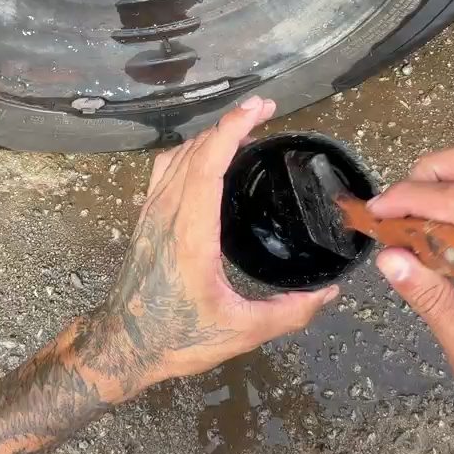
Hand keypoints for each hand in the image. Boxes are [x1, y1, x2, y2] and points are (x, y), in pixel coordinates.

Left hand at [74, 97, 339, 398]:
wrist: (124, 344)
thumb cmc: (178, 337)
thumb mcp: (241, 331)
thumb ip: (289, 312)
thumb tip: (329, 293)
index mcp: (191, 232)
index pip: (208, 162)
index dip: (233, 128)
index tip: (261, 109)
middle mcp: (168, 212)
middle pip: (196, 149)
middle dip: (230, 122)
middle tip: (265, 110)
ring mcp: (152, 211)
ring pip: (178, 155)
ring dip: (210, 134)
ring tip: (243, 130)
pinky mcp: (146, 216)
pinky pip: (165, 168)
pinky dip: (190, 151)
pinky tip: (208, 156)